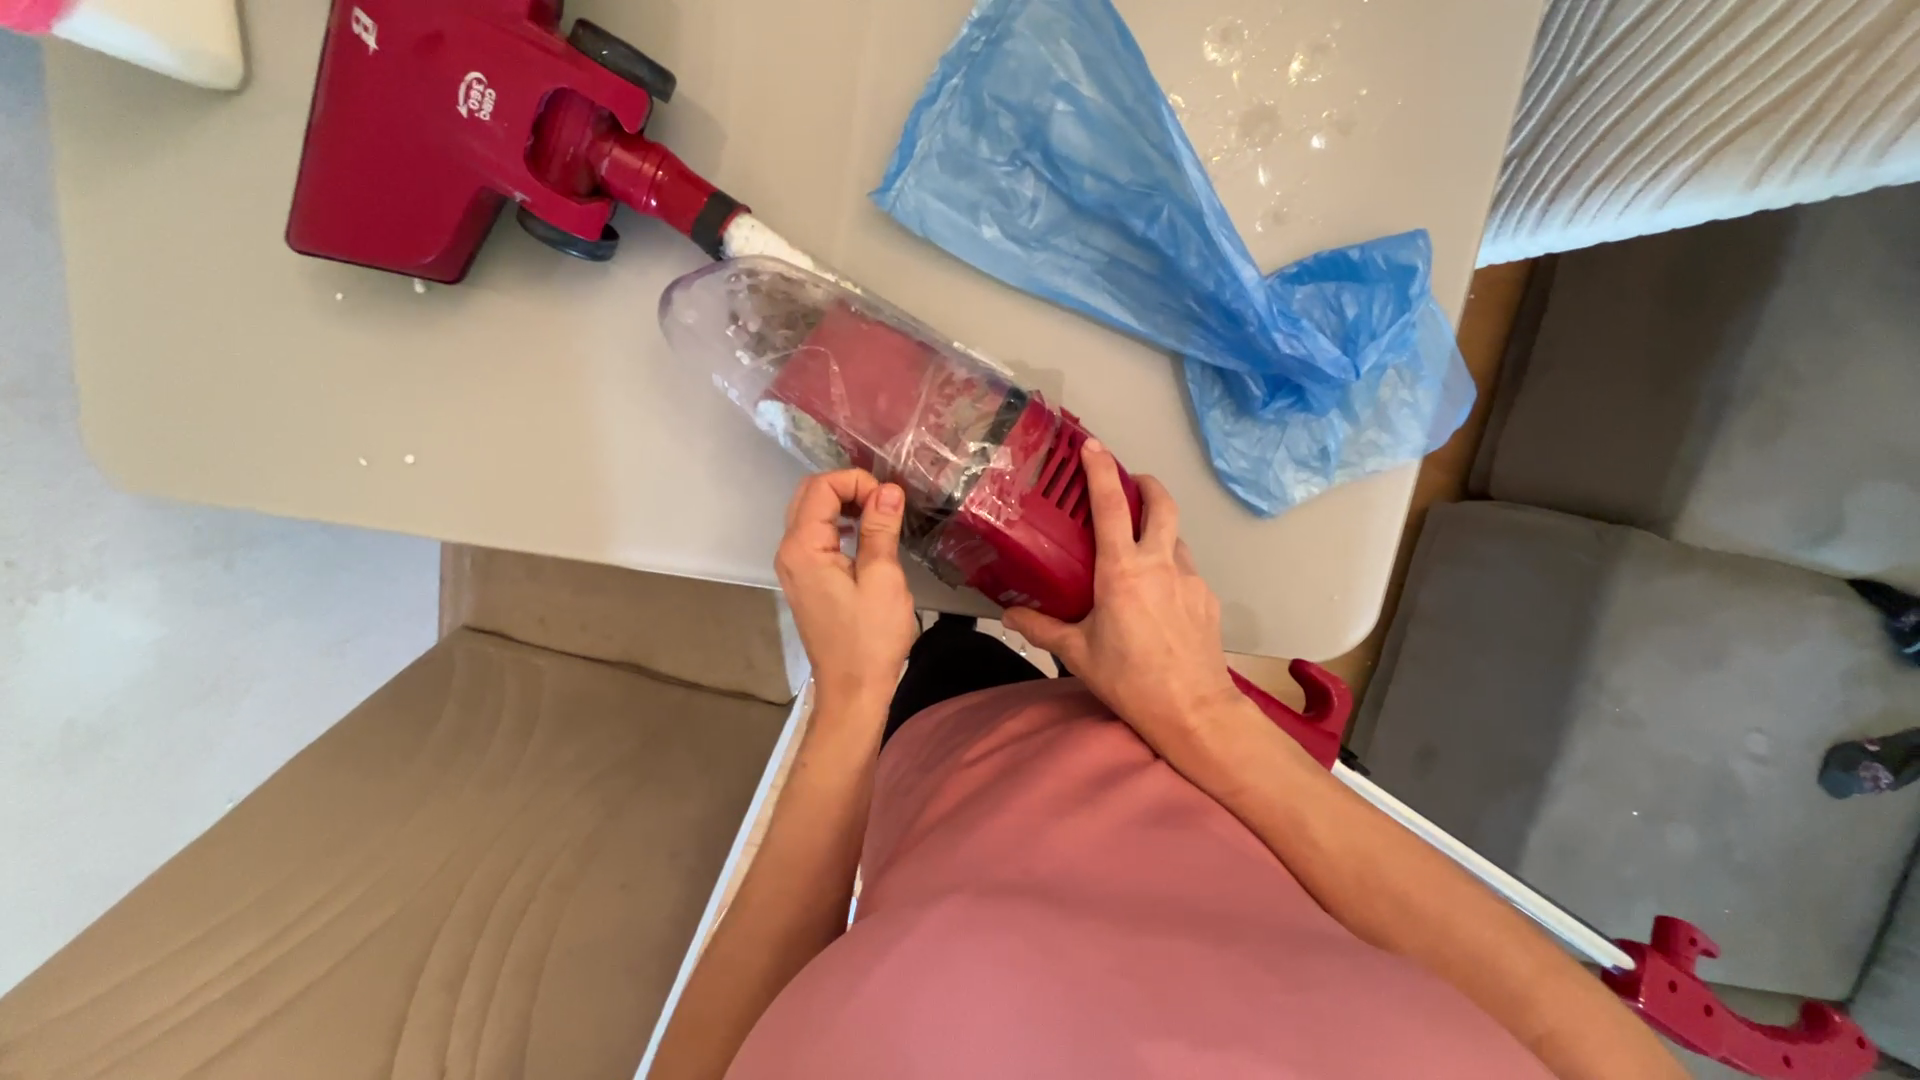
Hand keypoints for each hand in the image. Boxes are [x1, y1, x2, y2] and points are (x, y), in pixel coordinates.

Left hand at [775, 470, 917, 711]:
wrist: (853, 689)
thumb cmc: (870, 638)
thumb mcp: (883, 578)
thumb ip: (880, 528)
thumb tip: (888, 490)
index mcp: (803, 548)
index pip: (821, 487)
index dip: (856, 481)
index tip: (889, 499)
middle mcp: (789, 552)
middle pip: (809, 494)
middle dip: (848, 488)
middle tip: (884, 503)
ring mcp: (793, 567)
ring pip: (810, 513)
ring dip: (843, 505)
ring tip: (879, 516)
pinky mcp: (804, 580)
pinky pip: (815, 536)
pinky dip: (838, 525)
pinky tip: (865, 537)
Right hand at [1004, 441, 1247, 759]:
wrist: (1193, 710)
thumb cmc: (1130, 680)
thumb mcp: (1077, 653)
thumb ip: (1041, 628)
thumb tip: (1009, 615)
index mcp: (1122, 571)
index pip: (1111, 505)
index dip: (1100, 470)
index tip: (1092, 447)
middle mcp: (1160, 564)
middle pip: (1162, 503)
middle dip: (1146, 483)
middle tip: (1129, 483)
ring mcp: (1190, 579)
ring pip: (1176, 537)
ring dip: (1158, 530)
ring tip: (1138, 549)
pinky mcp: (1208, 598)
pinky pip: (1187, 569)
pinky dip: (1170, 567)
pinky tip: (1158, 596)